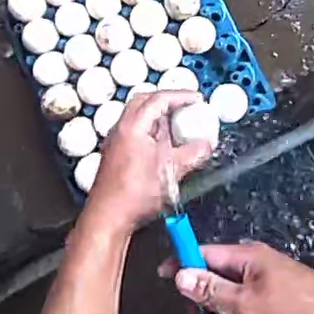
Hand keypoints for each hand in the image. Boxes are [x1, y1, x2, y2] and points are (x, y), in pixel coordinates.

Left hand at [79, 89, 211, 237]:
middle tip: (185, 105)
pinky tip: (161, 143)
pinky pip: (133, 129)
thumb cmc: (133, 194)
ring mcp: (115, 140)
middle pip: (144, 101)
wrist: (108, 217)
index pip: (158, 99)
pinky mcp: (115, 153)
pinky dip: (150, 128)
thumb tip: (206, 146)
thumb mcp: (172, 172)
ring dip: (157, 114)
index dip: (180, 96)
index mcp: (133, 126)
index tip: (196, 98)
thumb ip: (193, 155)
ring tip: (176, 123)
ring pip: (137, 115)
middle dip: (166, 99)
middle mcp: (121, 128)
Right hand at [165, 241, 313, 313]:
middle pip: (217, 283)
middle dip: (209, 311)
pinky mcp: (282, 306)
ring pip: (236, 307)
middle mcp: (257, 266)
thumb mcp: (245, 307)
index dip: (182, 264)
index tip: (162, 278)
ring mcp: (271, 286)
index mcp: (247, 257)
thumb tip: (180, 274)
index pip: (204, 253)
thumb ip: (211, 292)